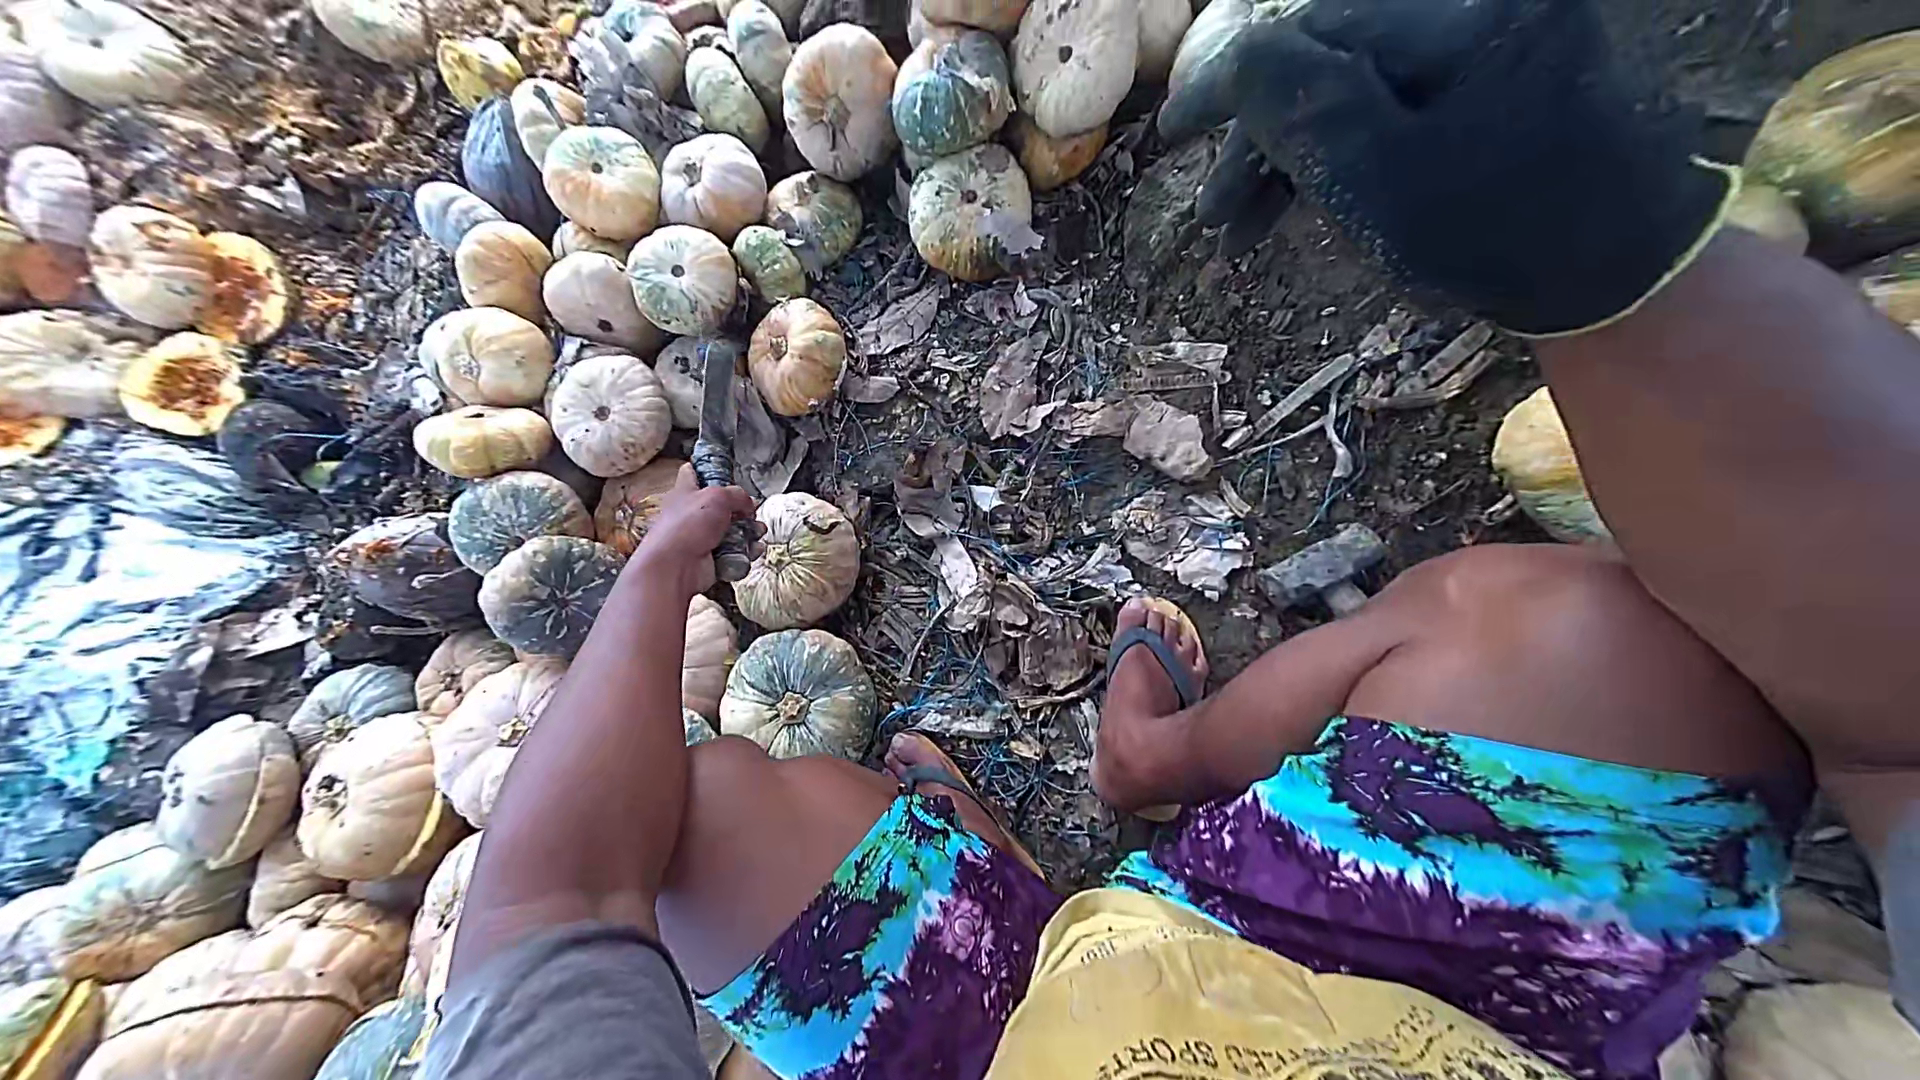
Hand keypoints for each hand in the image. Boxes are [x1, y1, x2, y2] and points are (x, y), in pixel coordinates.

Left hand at [626, 465, 757, 596]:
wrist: (675, 567)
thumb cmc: (686, 527)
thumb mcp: (718, 497)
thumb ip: (738, 495)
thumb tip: (749, 504)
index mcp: (686, 493)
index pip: (693, 473)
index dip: (707, 469)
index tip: (724, 471)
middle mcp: (692, 515)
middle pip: (721, 506)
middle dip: (741, 509)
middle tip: (750, 511)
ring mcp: (702, 538)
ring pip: (732, 530)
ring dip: (749, 531)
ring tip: (757, 531)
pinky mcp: (711, 558)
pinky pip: (735, 552)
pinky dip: (746, 551)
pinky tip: (753, 548)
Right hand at [1170, 0, 1733, 334]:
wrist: (1604, 260)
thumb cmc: (1492, 233)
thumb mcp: (1382, 182)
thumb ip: (1306, 109)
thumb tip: (1235, 60)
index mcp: (1451, 13)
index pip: (1305, 32)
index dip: (1228, 83)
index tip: (1172, 130)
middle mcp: (1464, 3)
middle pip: (1318, 63)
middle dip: (1254, 143)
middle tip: (1212, 215)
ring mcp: (1471, 37)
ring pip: (1338, 91)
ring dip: (1280, 162)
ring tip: (1238, 233)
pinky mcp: (1471, 74)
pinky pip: (1373, 106)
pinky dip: (1324, 160)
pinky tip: (1289, 208)